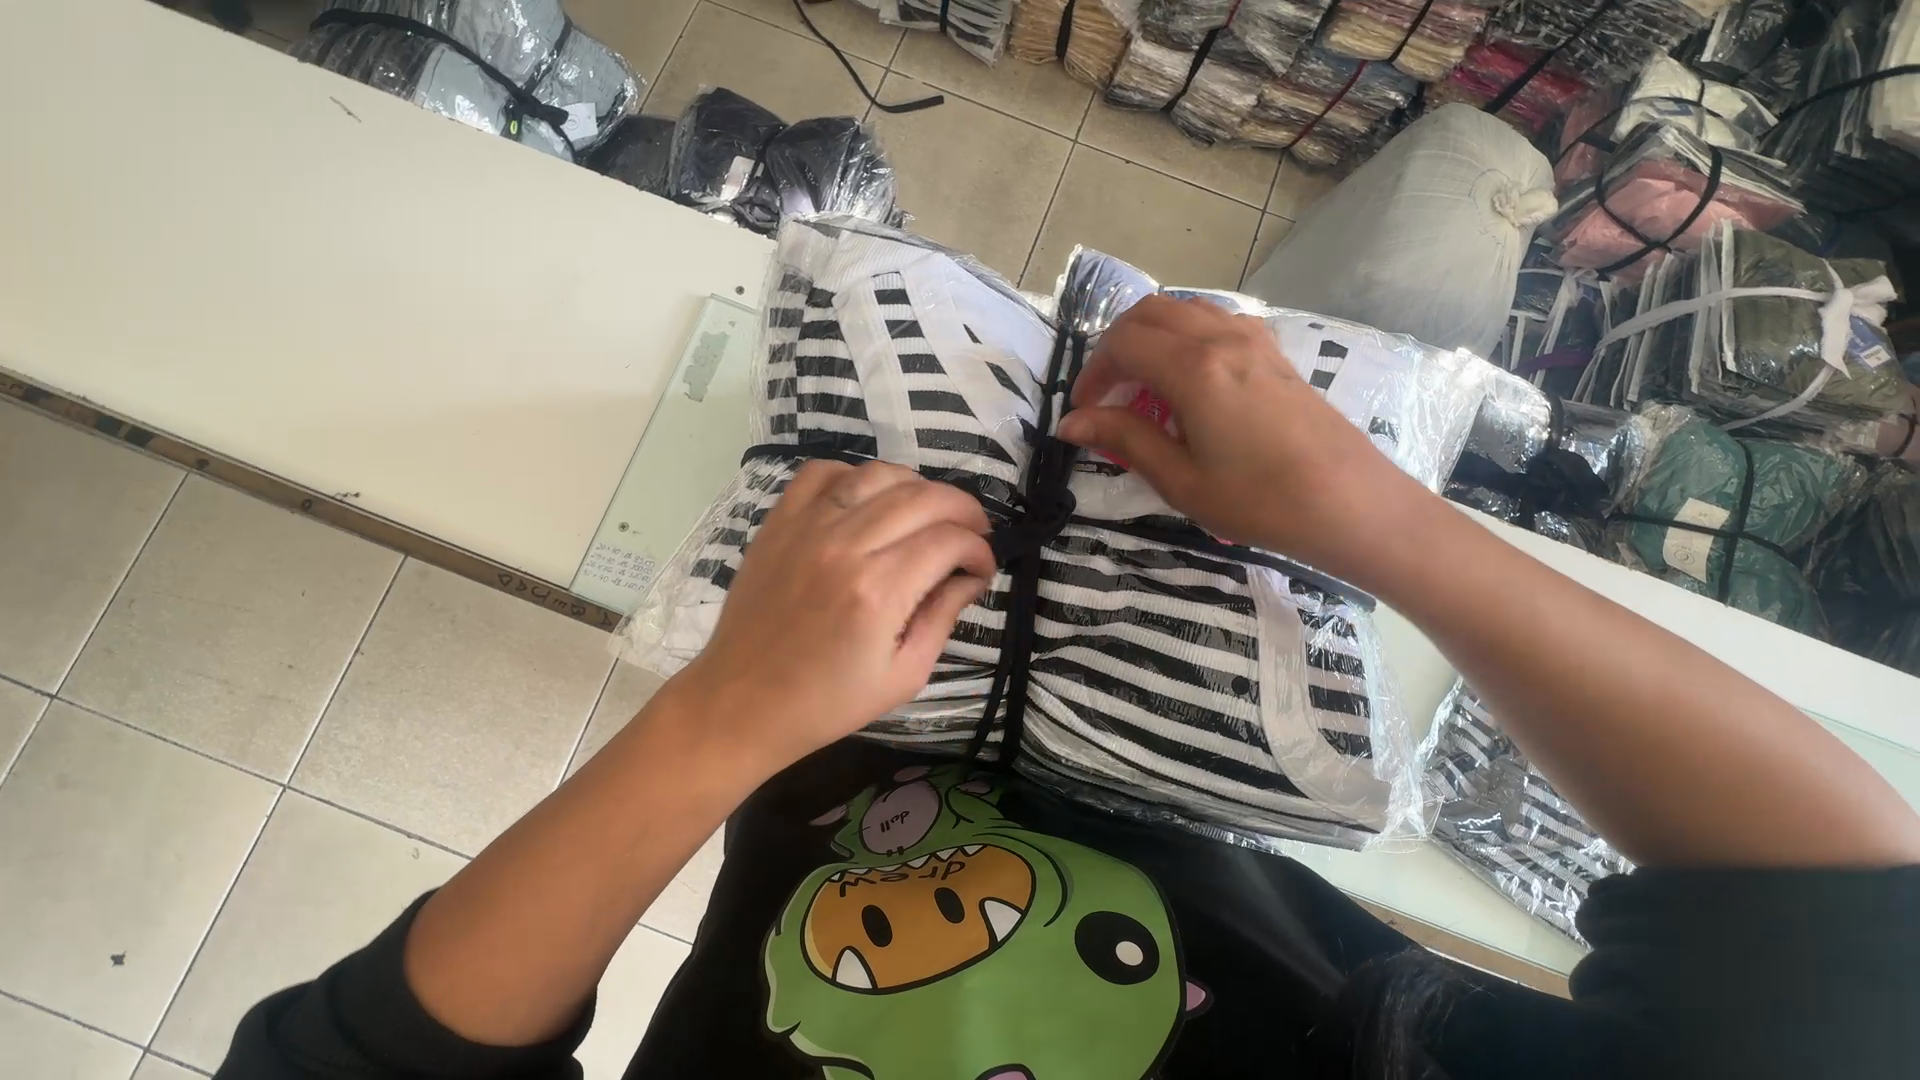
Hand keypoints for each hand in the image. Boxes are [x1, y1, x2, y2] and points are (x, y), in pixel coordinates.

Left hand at [672, 461, 995, 775]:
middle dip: (963, 510)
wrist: (742, 704)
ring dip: (917, 487)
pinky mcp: (778, 523)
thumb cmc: (828, 703)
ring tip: (929, 513)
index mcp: (878, 592)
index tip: (983, 567)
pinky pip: (823, 473)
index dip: (979, 549)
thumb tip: (972, 575)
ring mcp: (806, 528)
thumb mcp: (904, 675)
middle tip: (973, 533)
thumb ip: (943, 617)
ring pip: (878, 475)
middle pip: (923, 497)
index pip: (949, 540)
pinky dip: (855, 476)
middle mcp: (844, 547)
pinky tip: (869, 502)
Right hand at [1056, 295, 1430, 580]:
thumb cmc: (1259, 501)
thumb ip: (1124, 439)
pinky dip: (1186, 337)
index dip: (1093, 373)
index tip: (1083, 412)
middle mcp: (1221, 338)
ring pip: (1185, 310)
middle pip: (1150, 312)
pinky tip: (1188, 382)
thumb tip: (1071, 422)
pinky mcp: (1275, 353)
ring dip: (1151, 337)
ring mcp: (1254, 340)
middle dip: (1116, 347)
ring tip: (1144, 387)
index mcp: (1193, 368)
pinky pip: (1216, 322)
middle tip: (1107, 395)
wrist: (1351, 504)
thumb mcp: (1180, 479)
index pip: (1122, 343)